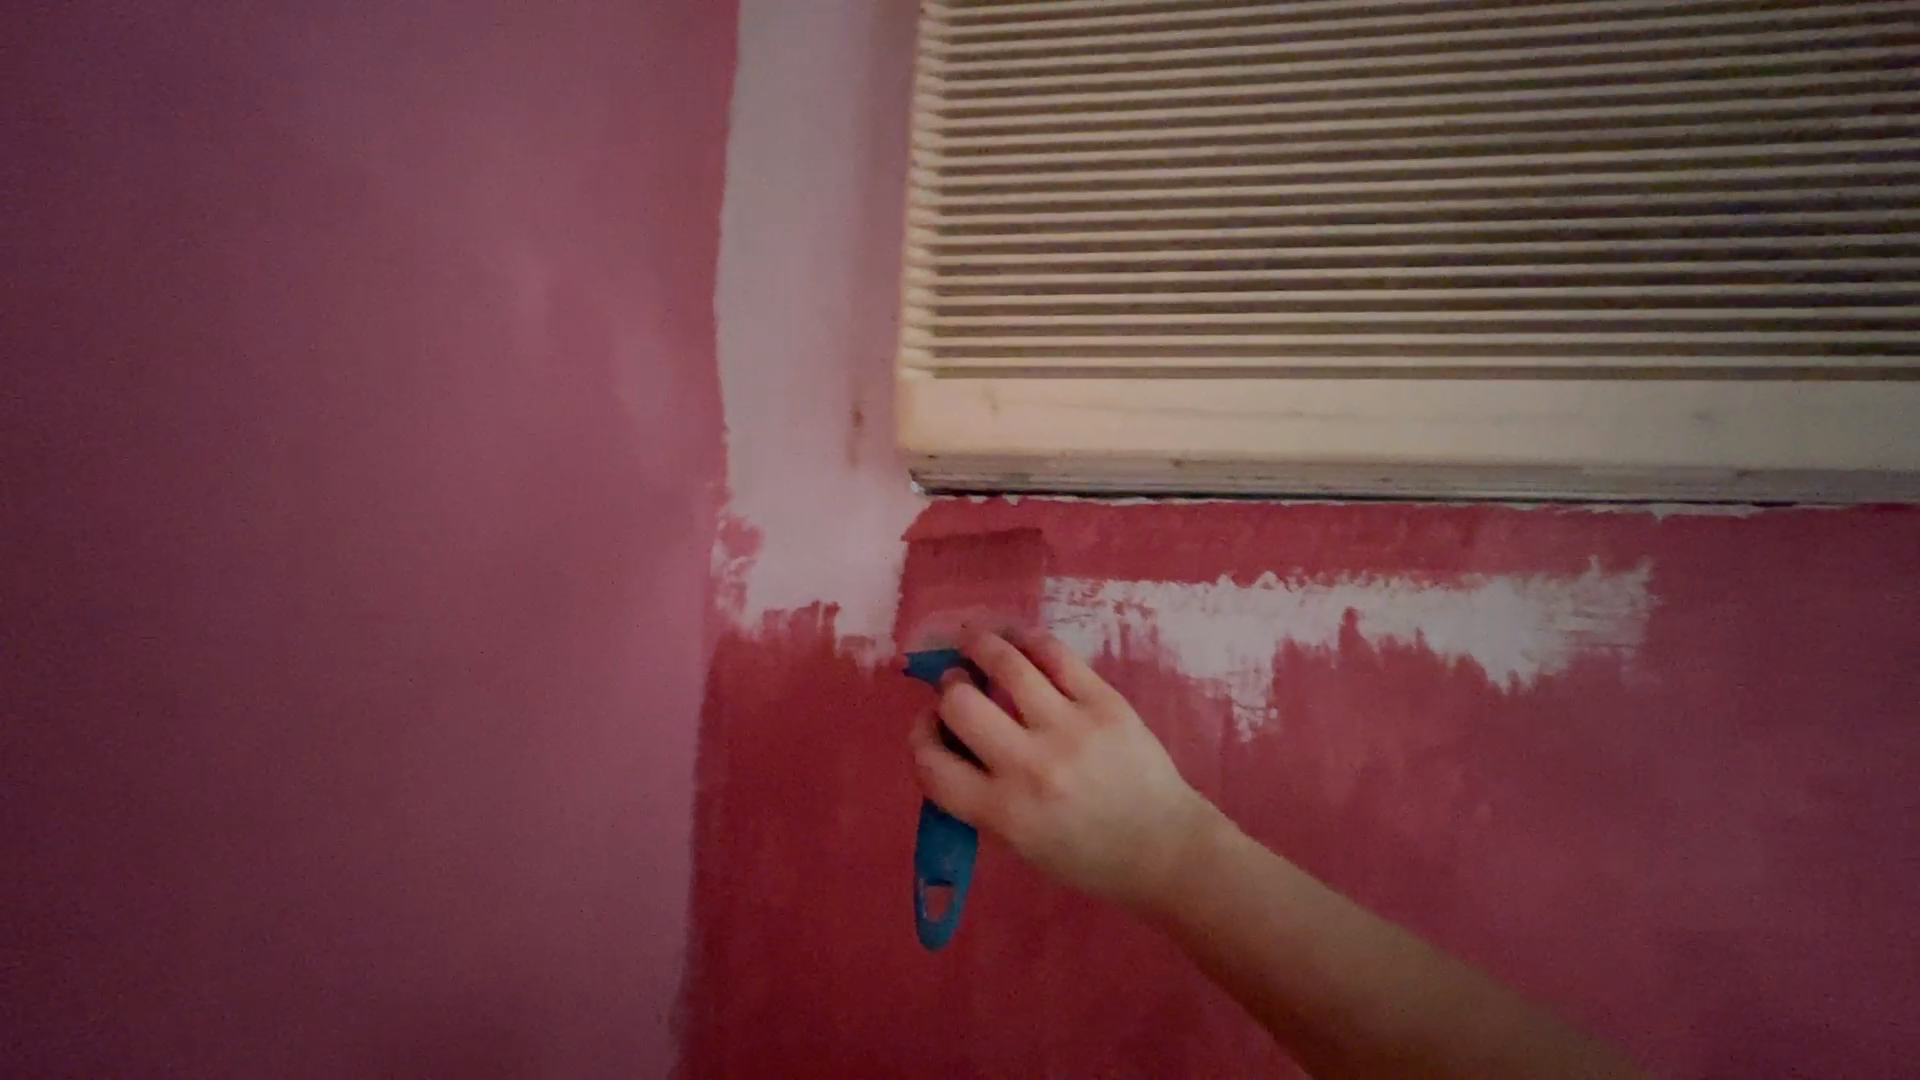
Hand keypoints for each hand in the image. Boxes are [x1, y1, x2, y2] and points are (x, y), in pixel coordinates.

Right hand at [908, 629, 1213, 909]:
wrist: (1164, 849)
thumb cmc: (1086, 857)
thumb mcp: (1018, 843)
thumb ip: (978, 795)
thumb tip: (950, 735)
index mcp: (1003, 812)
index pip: (931, 763)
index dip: (920, 735)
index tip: (930, 723)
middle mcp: (1029, 766)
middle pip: (959, 703)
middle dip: (949, 687)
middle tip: (958, 683)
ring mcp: (1069, 727)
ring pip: (1005, 663)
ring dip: (978, 645)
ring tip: (973, 640)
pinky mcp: (1104, 702)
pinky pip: (1054, 654)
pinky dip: (1026, 639)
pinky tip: (1015, 638)